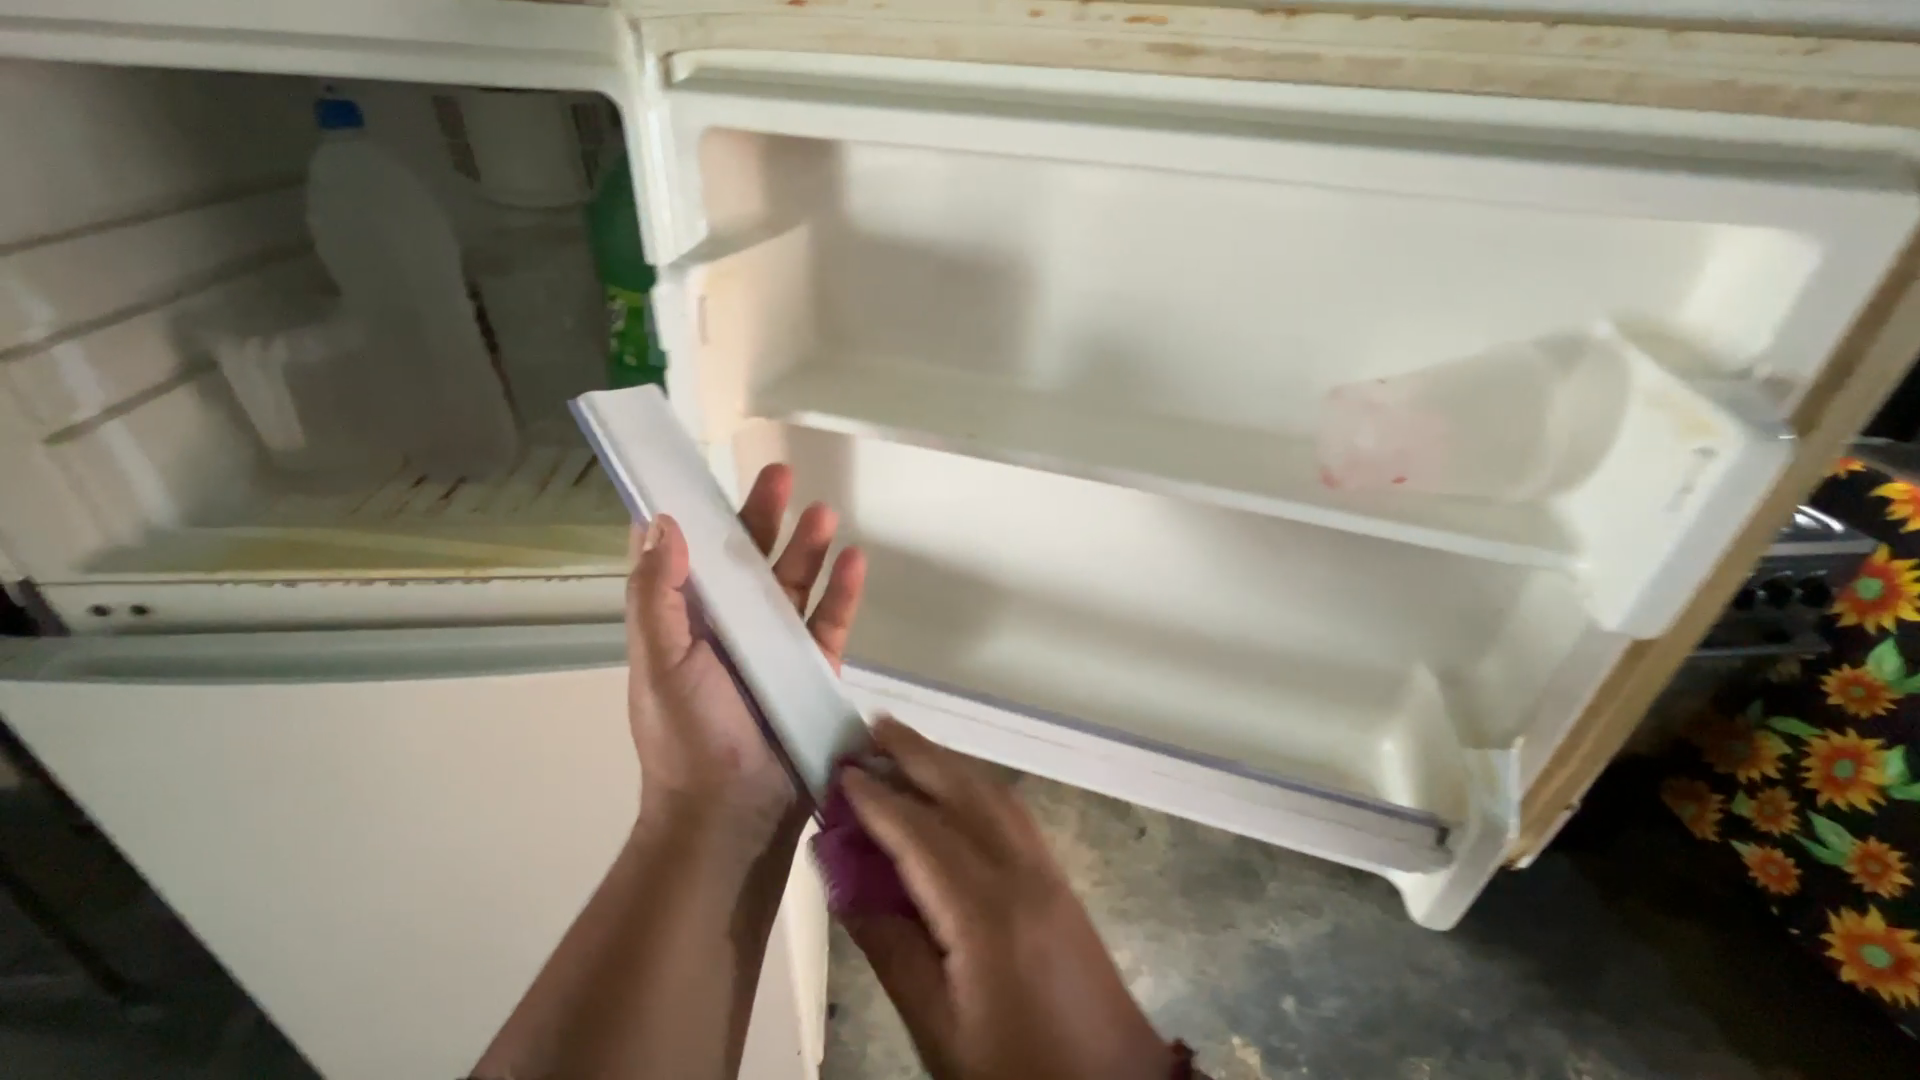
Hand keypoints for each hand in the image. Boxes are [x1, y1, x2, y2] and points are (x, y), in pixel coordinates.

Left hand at [626, 463, 864, 856]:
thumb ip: (656, 594)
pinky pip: (829, 622)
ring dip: (808, 547)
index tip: (704, 477)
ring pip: (793, 585)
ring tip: (825, 512)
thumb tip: (663, 522)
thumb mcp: (658, 662)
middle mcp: (727, 628)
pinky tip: (854, 561)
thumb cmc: (686, 735)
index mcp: (684, 623)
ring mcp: (773, 648)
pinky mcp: (812, 669)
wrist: (732, 813)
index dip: (694, 517)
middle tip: (780, 475)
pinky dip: (841, 592)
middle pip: (746, 561)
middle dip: (762, 517)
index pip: (686, 558)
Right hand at [841, 718, 1171, 1079]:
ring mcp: (1048, 871)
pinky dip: (976, 786)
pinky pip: (1013, 814)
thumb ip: (889, 947)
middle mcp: (1021, 873)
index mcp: (986, 912)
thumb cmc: (1013, 1068)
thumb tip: (844, 882)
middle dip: (917, 754)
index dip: (878, 800)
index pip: (921, 834)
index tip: (840, 772)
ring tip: (906, 744)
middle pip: (964, 793)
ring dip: (948, 763)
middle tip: (871, 726)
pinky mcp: (1060, 880)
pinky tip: (956, 789)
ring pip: (994, 794)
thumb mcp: (936, 1025)